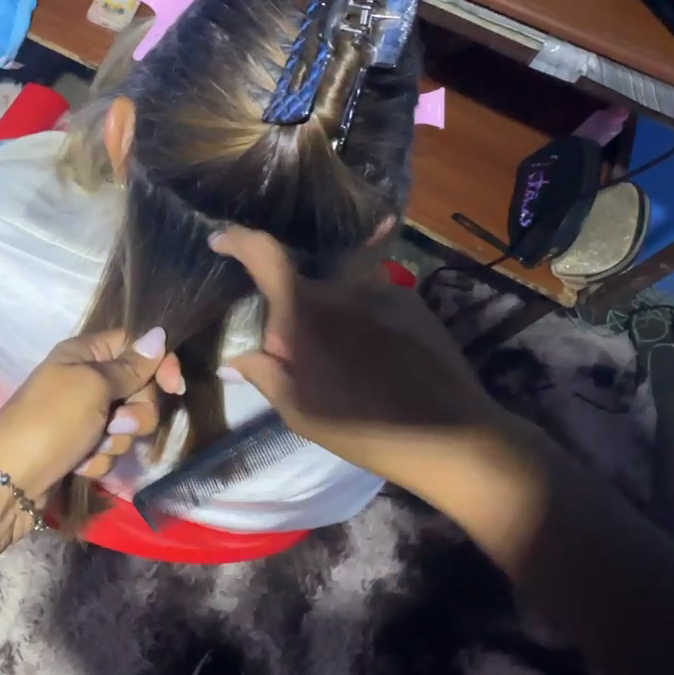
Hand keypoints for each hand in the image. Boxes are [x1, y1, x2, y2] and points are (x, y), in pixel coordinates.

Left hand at [0, 327, 181, 515]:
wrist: (7, 481)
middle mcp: (84, 379)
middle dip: (136, 412)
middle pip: (138, 388)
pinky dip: (99, 459)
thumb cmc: (50, 422)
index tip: (174, 388)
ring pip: (127, 424)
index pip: (136, 345)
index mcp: (84, 353)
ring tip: (91, 448)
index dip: (159, 363)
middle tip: (116, 423)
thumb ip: (130, 366)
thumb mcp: (93, 386)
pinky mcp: (80, 448)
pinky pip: (109, 448)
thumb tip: (159, 335)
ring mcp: (82, 416)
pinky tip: (79, 466)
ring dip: (116, 440)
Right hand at [208, 227, 516, 479]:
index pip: (265, 254)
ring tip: (347, 356)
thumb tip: (234, 358)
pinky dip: (364, 316)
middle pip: (303, 278)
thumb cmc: (365, 429)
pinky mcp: (412, 299)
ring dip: (333, 314)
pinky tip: (378, 353)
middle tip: (299, 350)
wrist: (453, 435)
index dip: (238, 239)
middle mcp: (343, 288)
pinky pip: (373, 296)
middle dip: (292, 307)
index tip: (220, 239)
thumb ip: (264, 374)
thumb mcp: (301, 412)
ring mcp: (383, 289)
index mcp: (306, 313)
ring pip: (341, 289)